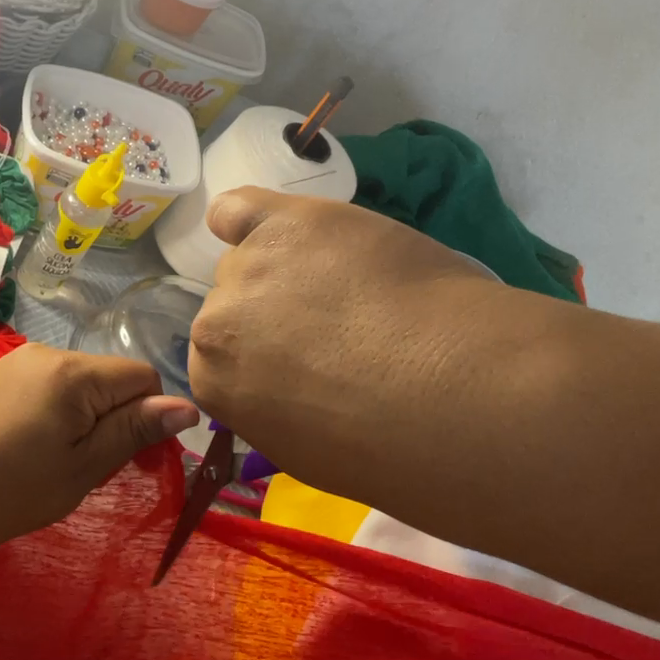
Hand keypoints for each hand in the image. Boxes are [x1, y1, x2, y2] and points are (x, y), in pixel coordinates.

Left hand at [0, 344, 199, 556]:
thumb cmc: (18, 490)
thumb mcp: (86, 465)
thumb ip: (135, 429)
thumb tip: (187, 407)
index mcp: (73, 371)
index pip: (141, 377)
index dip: (148, 416)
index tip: (131, 458)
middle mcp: (46, 352)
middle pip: (108, 377)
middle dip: (114, 415)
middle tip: (90, 463)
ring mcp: (17, 360)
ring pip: (78, 381)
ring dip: (84, 412)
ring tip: (57, 455)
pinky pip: (47, 383)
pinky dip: (55, 408)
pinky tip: (31, 442)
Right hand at [188, 187, 504, 477]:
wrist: (448, 394)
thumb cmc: (384, 448)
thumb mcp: (301, 450)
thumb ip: (266, 406)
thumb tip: (280, 388)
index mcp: (211, 381)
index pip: (221, 357)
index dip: (262, 358)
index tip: (303, 364)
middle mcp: (214, 321)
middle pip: (233, 304)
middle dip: (273, 314)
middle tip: (334, 329)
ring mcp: (249, 268)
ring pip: (254, 260)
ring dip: (288, 270)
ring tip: (351, 287)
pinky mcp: (288, 224)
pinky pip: (242, 209)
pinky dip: (249, 216)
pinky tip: (280, 227)